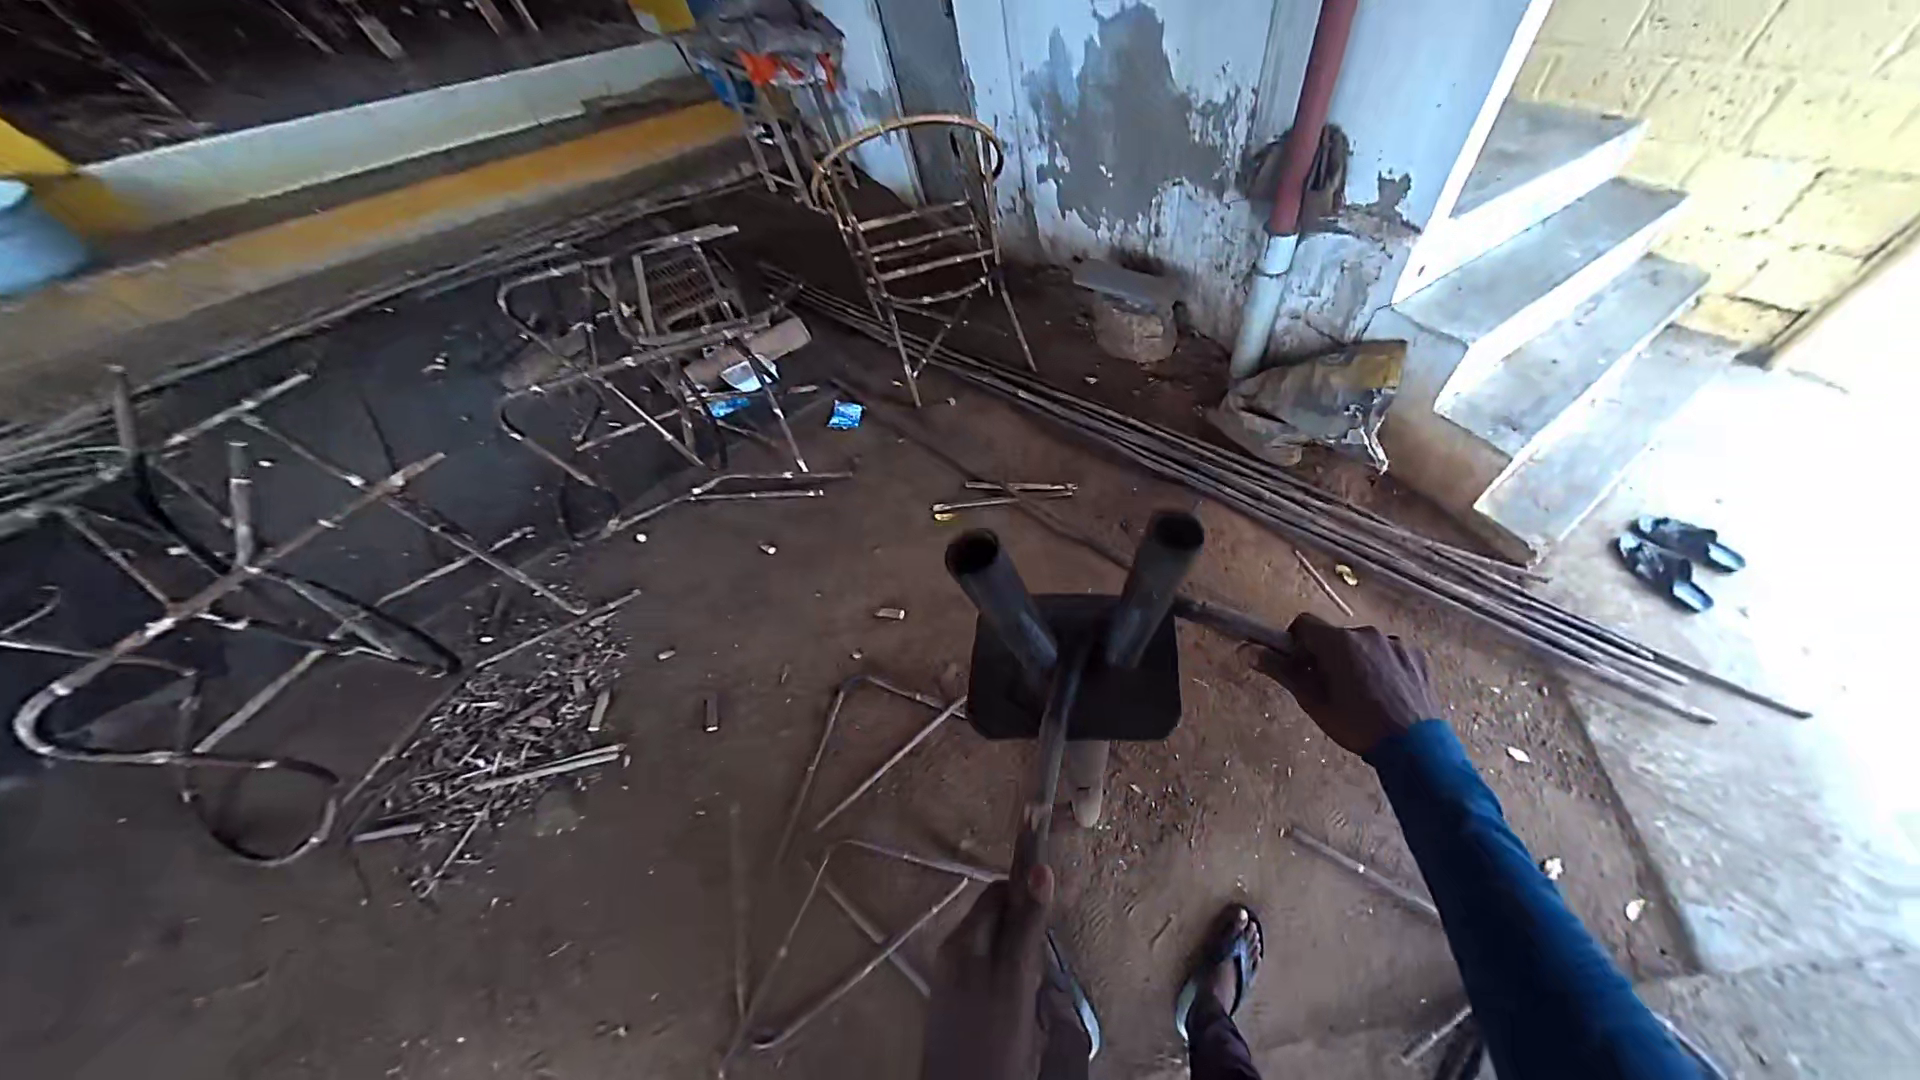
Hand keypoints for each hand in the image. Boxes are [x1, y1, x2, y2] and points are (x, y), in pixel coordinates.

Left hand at [920, 863, 1053, 1079]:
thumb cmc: (992, 1038)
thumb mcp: (1015, 979)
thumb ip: (1027, 925)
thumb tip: (1041, 870)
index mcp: (962, 940)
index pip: (997, 893)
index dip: (1026, 895)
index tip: (1053, 910)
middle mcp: (954, 954)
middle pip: (999, 922)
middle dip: (1028, 935)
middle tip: (1047, 964)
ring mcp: (956, 983)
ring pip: (1001, 953)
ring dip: (1026, 965)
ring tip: (1040, 995)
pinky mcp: (964, 1009)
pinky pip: (996, 981)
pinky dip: (1017, 987)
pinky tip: (1029, 1013)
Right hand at [1249, 612, 1440, 754]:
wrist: (1416, 749)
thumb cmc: (1356, 724)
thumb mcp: (1311, 700)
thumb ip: (1280, 670)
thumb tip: (1245, 650)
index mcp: (1337, 641)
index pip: (1303, 624)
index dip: (1296, 643)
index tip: (1301, 667)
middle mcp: (1366, 633)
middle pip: (1334, 636)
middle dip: (1326, 654)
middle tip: (1329, 687)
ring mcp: (1395, 643)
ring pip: (1362, 644)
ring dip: (1355, 659)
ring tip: (1361, 693)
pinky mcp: (1417, 656)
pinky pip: (1389, 652)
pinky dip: (1381, 665)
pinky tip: (1385, 692)